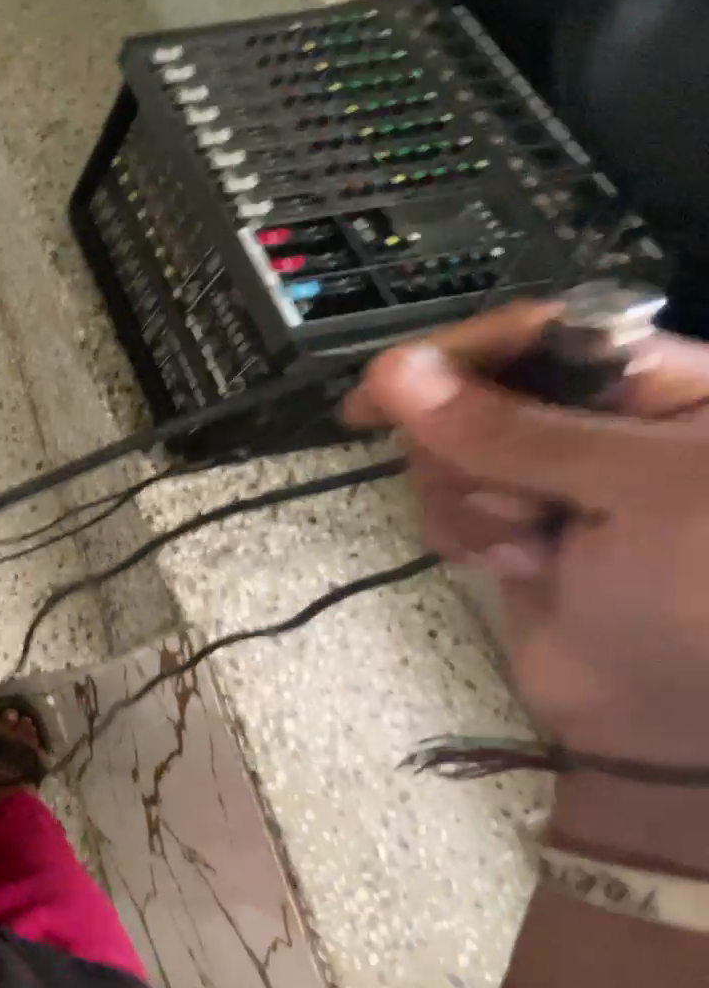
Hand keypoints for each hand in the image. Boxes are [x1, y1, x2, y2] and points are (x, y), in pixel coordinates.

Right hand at [344, 302, 708, 870]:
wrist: (677, 725)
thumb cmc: (702, 595)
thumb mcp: (636, 492)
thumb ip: (510, 426)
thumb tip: (393, 370)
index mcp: (666, 396)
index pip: (541, 336)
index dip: (461, 354)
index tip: (384, 385)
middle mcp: (601, 431)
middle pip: (473, 397)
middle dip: (468, 450)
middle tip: (507, 497)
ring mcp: (549, 483)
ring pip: (445, 454)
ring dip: (467, 502)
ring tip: (527, 545)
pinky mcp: (507, 528)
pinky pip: (441, 503)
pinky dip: (463, 535)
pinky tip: (513, 565)